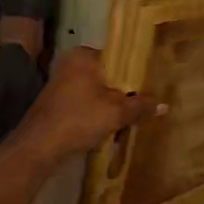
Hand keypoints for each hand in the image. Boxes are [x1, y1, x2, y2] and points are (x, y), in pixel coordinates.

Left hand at [16, 47, 161, 158]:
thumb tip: (165, 105)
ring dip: (112, 108)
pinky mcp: (57, 104)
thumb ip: (141, 106)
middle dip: (124, 95)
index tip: (149, 90)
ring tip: (128, 122)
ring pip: (97, 94)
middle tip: (142, 108)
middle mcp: (71, 65)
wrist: (39, 146)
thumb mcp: (116, 113)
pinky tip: (109, 131)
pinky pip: (86, 105)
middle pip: (108, 78)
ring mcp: (61, 84)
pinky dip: (97, 115)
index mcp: (84, 56)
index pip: (118, 59)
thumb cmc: (80, 119)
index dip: (135, 76)